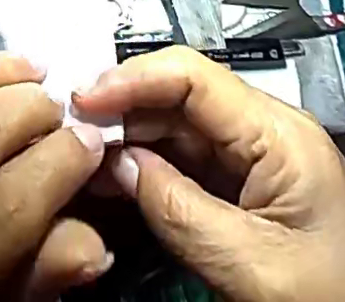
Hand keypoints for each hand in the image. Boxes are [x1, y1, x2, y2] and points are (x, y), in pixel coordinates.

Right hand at [72, 48, 344, 301]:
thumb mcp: (260, 270)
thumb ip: (180, 211)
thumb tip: (114, 162)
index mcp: (277, 133)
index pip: (188, 75)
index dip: (128, 78)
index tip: (81, 99)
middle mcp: (259, 131)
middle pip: (172, 96)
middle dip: (118, 107)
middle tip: (67, 127)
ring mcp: (248, 158)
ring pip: (169, 126)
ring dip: (123, 137)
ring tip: (78, 152)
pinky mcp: (239, 186)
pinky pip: (178, 161)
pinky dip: (140, 166)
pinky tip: (108, 176)